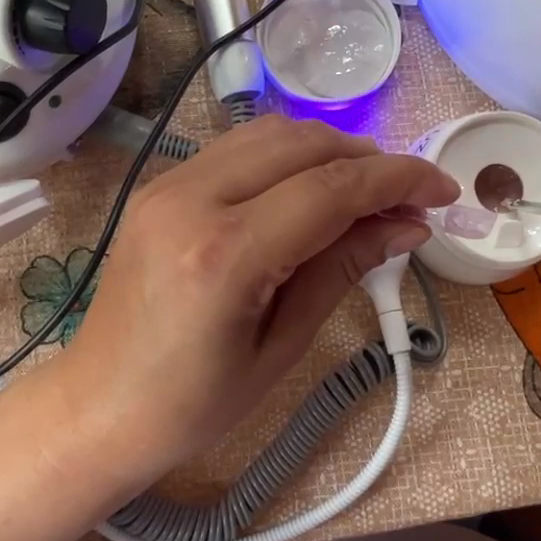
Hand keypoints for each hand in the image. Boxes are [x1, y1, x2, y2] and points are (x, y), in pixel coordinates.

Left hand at [57, 116, 457, 485]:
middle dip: (368, 159)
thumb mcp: (281, 346)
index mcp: (224, 254)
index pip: (330, 189)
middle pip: (303, 144)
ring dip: (328, 151)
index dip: (398, 181)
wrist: (97, 407)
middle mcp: (191, 199)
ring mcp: (167, 184)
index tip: (442, 191)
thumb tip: (406, 226)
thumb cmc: (192, 405)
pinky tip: (308, 192)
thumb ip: (342, 270)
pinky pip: (237, 149)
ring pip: (270, 133)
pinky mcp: (158, 186)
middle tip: (406, 200)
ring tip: (364, 195)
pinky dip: (286, 157)